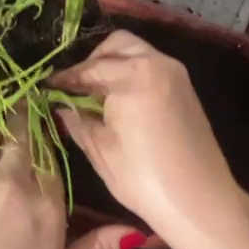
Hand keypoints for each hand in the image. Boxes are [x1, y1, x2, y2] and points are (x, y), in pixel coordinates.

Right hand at [52, 31, 248, 248]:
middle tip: (74, 88)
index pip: (89, 67)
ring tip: (94, 96)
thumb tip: (61, 106)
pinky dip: (132, 76)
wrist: (201, 202)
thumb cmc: (143, 177)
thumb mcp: (101, 150)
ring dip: (113, 66)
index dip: (65, 79)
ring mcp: (177, 75)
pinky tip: (118, 103)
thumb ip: (78, 121)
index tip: (47, 88)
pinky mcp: (186, 91)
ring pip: (137, 55)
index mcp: (134, 74)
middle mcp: (158, 63)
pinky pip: (152, 69)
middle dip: (92, 61)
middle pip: (118, 46)